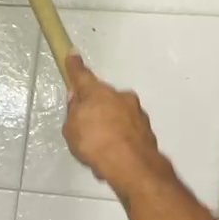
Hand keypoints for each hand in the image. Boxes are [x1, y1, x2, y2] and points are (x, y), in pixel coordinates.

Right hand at [62, 53, 173, 200]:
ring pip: (116, 115)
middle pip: (102, 98)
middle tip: (84, 128)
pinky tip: (111, 155)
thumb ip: (74, 113)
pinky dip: (118, 138)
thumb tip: (77, 99)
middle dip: (94, 109)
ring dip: (107, 126)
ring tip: (98, 149)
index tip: (72, 54)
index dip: (75, 67)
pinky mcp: (146, 129)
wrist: (131, 165)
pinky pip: (126, 131)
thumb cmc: (94, 143)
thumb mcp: (71, 129)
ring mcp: (136, 112)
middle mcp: (120, 97)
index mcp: (98, 93)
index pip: (82, 76)